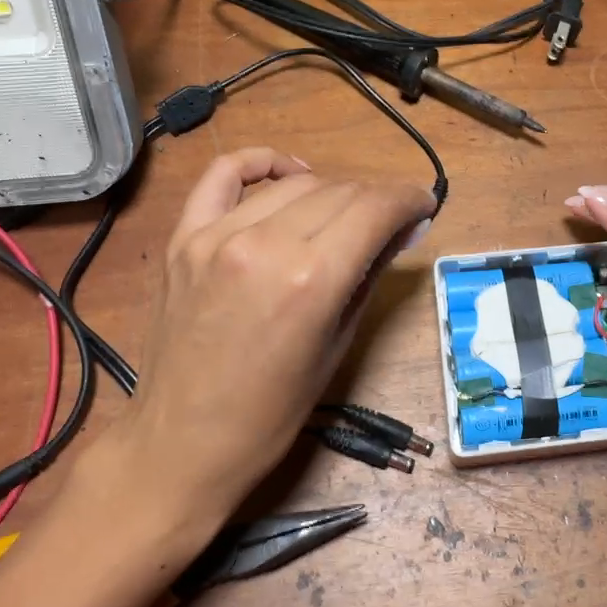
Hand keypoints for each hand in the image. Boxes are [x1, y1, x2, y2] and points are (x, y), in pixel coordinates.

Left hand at [98, 148, 435, 519]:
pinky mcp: (184, 237)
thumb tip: (403, 228)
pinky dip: (261, 163)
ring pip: (293, 182)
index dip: (409, 199)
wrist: (183, 443)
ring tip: (342, 213)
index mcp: (312, 279)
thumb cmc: (273, 412)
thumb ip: (370, 273)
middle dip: (376, 199)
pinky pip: (224, 175)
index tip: (423, 204)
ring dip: (331, 190)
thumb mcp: (338, 343)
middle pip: (339, 191)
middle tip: (389, 220)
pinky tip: (286, 173)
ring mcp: (217, 235)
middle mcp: (266, 244)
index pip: (375, 208)